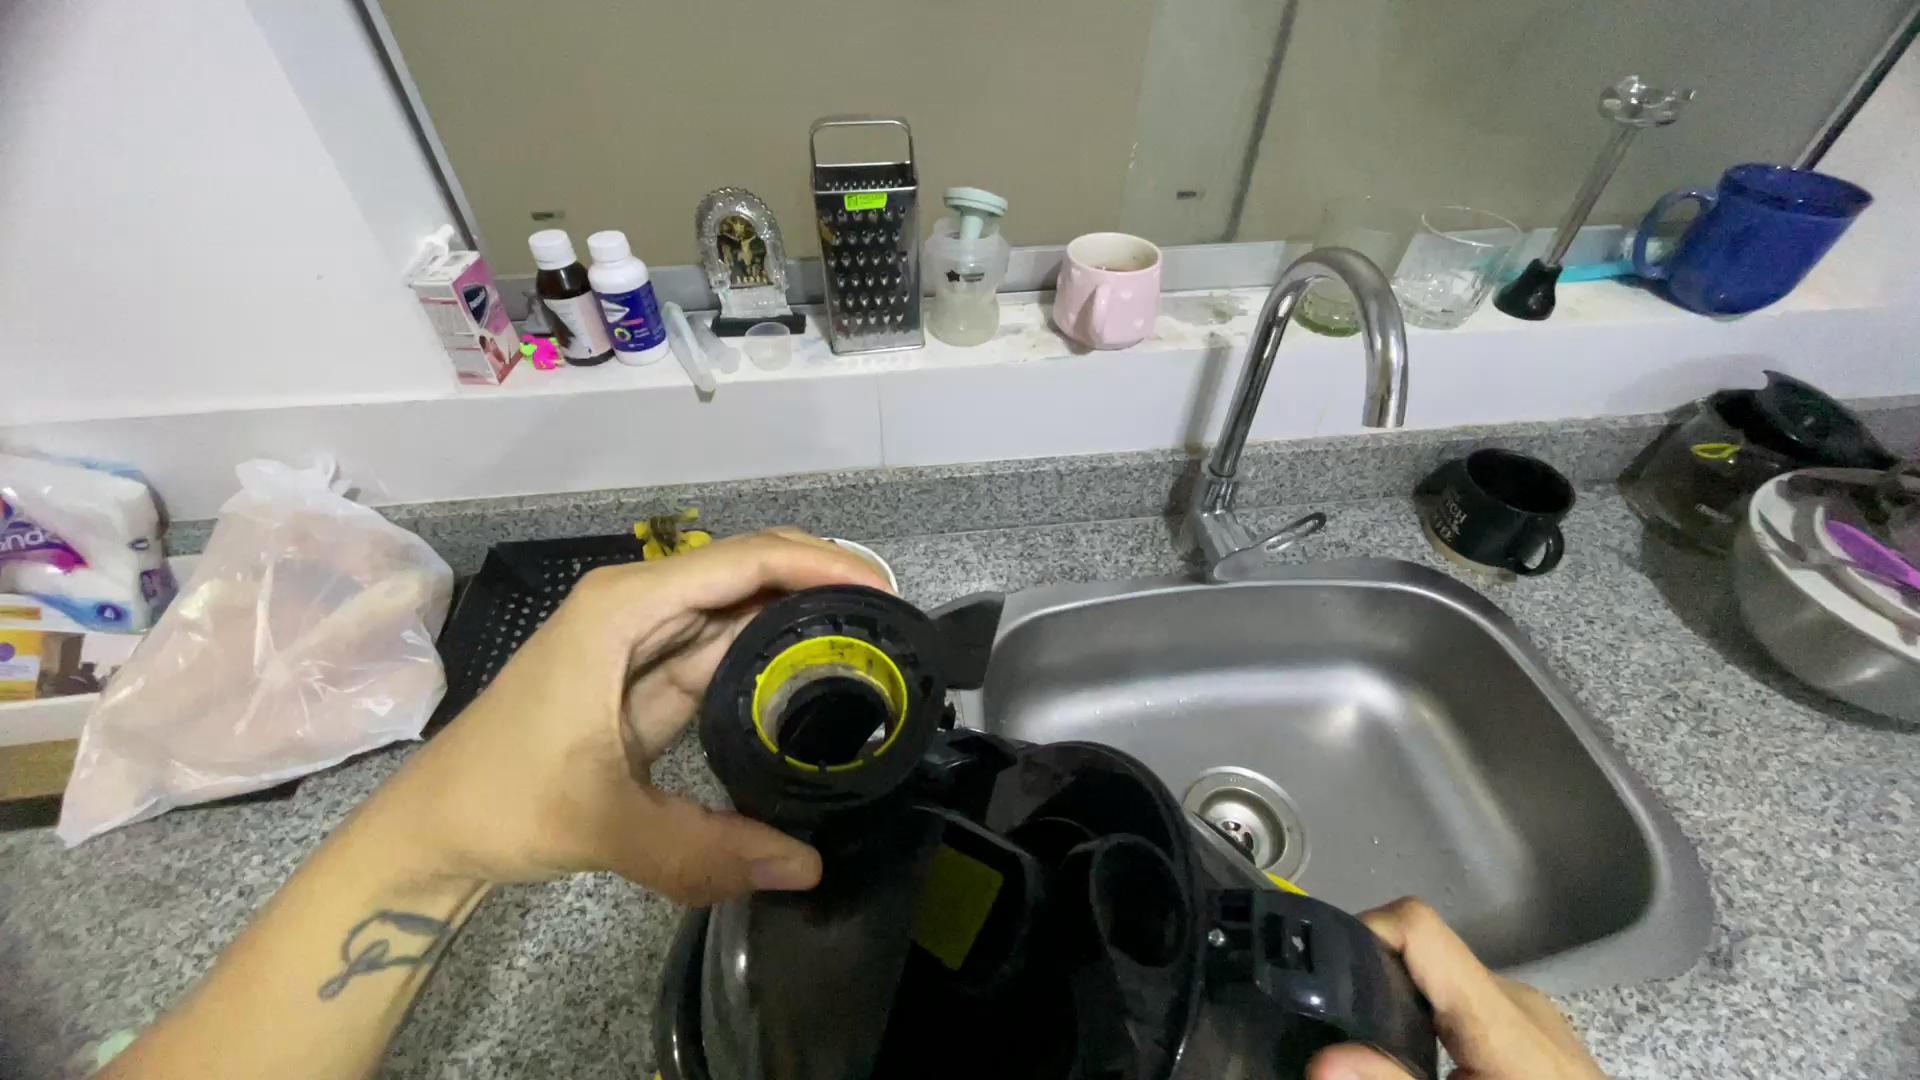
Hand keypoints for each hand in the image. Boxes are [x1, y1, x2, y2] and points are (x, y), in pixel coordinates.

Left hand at [369, 528, 891, 903]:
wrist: (437, 827)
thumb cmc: (502, 800)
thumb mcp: (602, 824)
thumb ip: (701, 850)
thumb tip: (806, 868)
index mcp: (623, 608)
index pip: (740, 561)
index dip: (816, 563)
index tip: (879, 587)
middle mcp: (641, 602)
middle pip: (749, 565)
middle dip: (822, 575)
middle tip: (890, 610)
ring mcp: (649, 632)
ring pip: (743, 598)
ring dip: (805, 605)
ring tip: (872, 627)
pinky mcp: (656, 664)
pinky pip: (729, 638)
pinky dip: (777, 642)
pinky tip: (818, 658)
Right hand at [1308, 898, 1605, 1079]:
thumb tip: (1318, 1060)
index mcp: (1500, 1019)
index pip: (1419, 925)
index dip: (1366, 929)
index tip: (1331, 971)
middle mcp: (1516, 1000)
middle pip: (1421, 951)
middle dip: (1374, 976)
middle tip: (1341, 1022)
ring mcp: (1532, 1014)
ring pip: (1442, 976)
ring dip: (1403, 1001)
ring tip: (1381, 1048)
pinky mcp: (1537, 1031)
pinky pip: (1466, 1000)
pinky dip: (1433, 1018)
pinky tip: (1428, 1063)